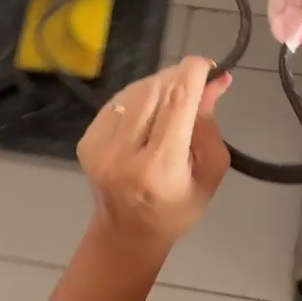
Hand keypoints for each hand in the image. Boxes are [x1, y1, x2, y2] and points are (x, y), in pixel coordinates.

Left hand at [75, 56, 231, 252]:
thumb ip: (211, 127)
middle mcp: (124, 153)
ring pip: (135, 90)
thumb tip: (214, 81)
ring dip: (159, 85)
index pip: (177, 102)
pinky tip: (148, 113)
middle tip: (195, 83)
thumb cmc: (176, 209)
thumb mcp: (209, 174)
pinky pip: (118, 100)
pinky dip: (138, 97)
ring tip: (172, 101)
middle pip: (155, 90)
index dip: (193, 73)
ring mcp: (100, 146)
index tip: (207, 65)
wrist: (125, 234)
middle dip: (179, 78)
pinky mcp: (87, 140)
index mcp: (159, 166)